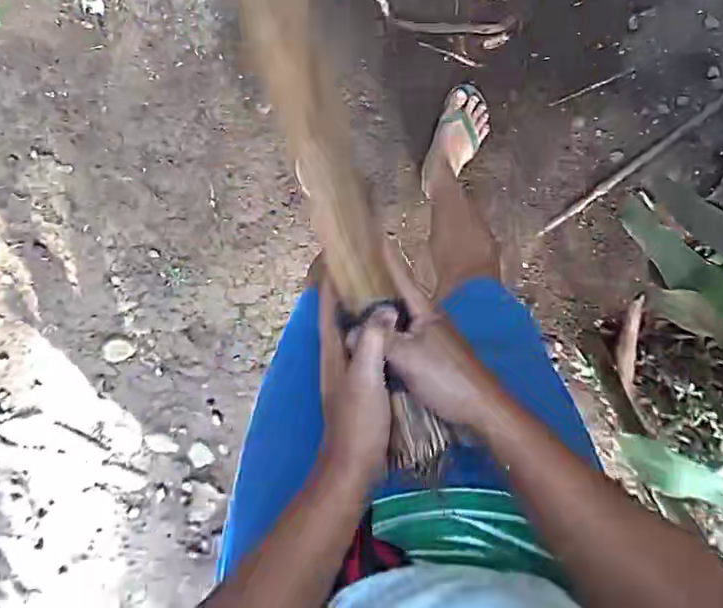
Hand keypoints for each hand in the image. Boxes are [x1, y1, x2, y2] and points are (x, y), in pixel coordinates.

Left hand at [317, 279, 395, 482]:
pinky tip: (394, 334)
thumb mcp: (365, 375)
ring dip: (364, 312)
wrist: (355, 468)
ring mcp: (347, 372)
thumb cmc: (358, 420)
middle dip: (350, 291)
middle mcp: (336, 356)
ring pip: (354, 332)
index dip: (332, 279)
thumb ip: (372, 339)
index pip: (328, 305)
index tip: (341, 255)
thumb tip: (384, 308)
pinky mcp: (361, 385)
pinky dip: (376, 334)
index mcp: (332, 349)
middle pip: (339, 315)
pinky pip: (367, 348)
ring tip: (385, 293)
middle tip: (371, 270)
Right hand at [371, 237, 511, 438]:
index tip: (380, 238)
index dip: (390, 260)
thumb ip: (378, 340)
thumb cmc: (446, 376)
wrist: (481, 409)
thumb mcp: (407, 356)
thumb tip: (352, 331)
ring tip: (362, 313)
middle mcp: (430, 320)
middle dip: (381, 289)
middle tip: (357, 280)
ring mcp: (434, 340)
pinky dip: (391, 339)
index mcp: (425, 311)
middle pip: (400, 299)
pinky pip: (406, 341)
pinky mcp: (435, 359)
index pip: (403, 278)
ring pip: (402, 322)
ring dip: (384, 318)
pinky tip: (379, 347)